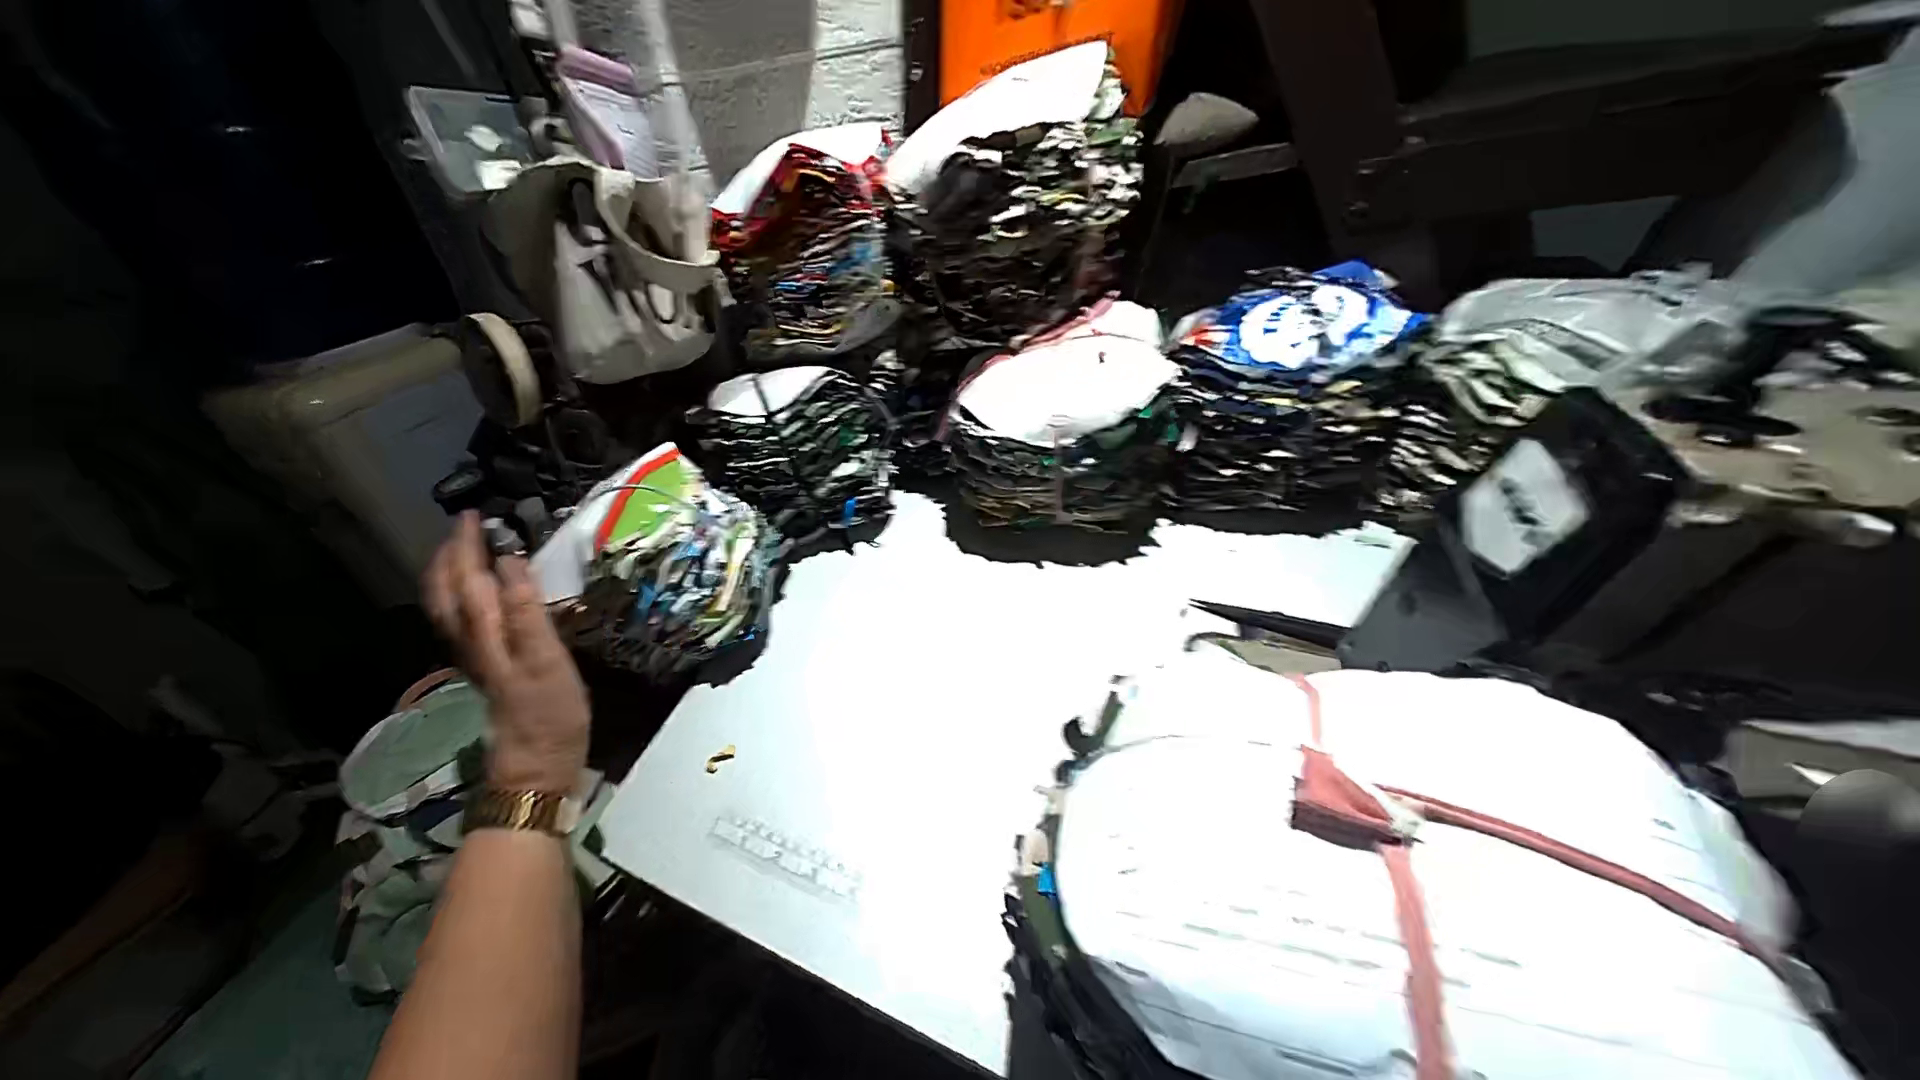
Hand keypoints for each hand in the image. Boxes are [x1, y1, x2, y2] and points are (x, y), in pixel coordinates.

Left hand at [423, 513, 590, 793]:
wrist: (537, 763)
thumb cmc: (547, 711)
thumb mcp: (544, 658)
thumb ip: (524, 609)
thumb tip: (508, 560)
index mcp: (482, 633)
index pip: (465, 578)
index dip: (466, 546)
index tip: (475, 514)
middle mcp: (470, 640)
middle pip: (447, 591)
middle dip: (452, 555)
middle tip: (468, 525)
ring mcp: (477, 655)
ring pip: (450, 605)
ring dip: (453, 573)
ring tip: (468, 552)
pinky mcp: (490, 666)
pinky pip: (466, 617)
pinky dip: (466, 595)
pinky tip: (483, 594)